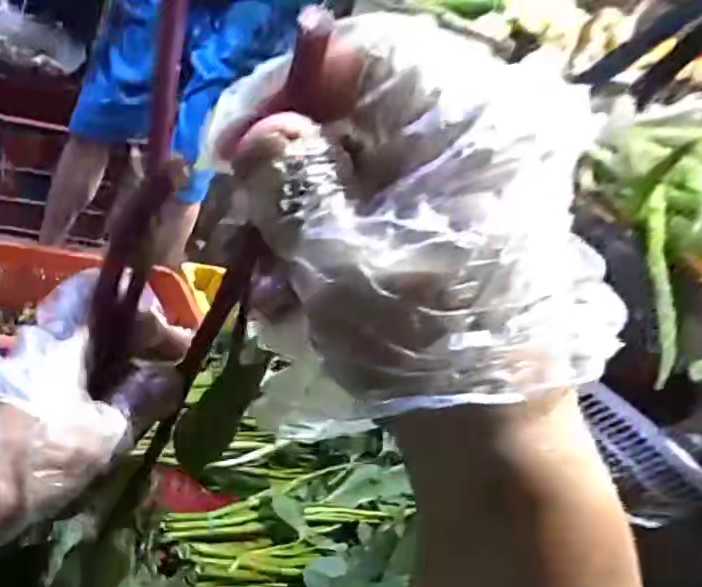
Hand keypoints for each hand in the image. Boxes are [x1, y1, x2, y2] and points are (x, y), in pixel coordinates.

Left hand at [0, 270, 191, 539]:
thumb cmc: (41, 458)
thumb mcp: (103, 433)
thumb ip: (141, 400)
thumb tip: (169, 377)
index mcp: (62, 341)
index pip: (104, 296)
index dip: (148, 315)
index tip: (177, 348)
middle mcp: (38, 348)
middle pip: (93, 332)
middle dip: (134, 350)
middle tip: (164, 379)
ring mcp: (21, 376)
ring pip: (77, 362)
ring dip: (112, 377)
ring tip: (141, 406)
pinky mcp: (12, 405)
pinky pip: (60, 387)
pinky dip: (89, 396)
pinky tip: (106, 422)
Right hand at [198, 13, 624, 416]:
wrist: (479, 419)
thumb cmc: (417, 338)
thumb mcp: (339, 262)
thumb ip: (293, 189)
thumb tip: (254, 133)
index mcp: (461, 119)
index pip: (363, 52)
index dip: (280, 92)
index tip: (221, 150)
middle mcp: (462, 132)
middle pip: (345, 114)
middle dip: (275, 174)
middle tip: (231, 227)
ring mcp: (446, 180)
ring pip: (339, 170)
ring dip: (283, 225)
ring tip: (261, 287)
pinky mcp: (429, 221)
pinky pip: (353, 212)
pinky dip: (309, 250)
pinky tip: (287, 299)